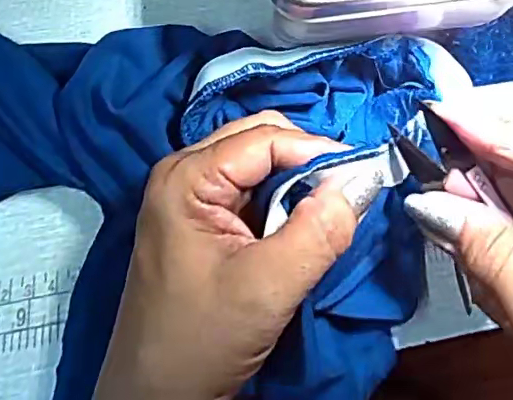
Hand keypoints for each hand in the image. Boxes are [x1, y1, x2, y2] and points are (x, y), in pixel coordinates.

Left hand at [96, 111, 381, 399]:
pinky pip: (250, 184)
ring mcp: (190, 191)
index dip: (314, 149)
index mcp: (186, 176)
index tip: (360, 171)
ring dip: (295, 177)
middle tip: (345, 187)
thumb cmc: (198, 342)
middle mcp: (185, 170)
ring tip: (327, 205)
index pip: (262, 138)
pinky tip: (298, 220)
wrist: (153, 398)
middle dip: (305, 158)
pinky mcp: (201, 214)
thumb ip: (314, 236)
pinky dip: (281, 194)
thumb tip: (356, 185)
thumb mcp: (263, 291)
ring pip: (257, 159)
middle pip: (258, 138)